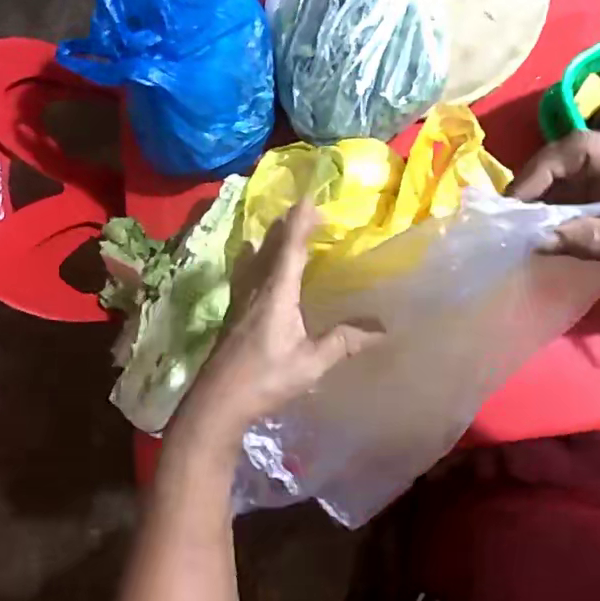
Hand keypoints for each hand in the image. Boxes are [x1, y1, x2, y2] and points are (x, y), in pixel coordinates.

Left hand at [165, 205, 382, 462]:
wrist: (217, 401)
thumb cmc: (264, 379)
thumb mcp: (310, 364)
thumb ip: (342, 342)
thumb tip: (381, 328)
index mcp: (276, 293)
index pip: (290, 249)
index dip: (300, 223)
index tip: (309, 200)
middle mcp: (256, 288)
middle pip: (270, 247)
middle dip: (287, 226)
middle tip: (304, 210)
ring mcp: (240, 299)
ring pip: (255, 258)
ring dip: (270, 239)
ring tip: (281, 227)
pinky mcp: (233, 312)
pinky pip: (246, 271)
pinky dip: (255, 257)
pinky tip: (251, 259)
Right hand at [508, 131, 599, 303]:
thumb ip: (594, 240)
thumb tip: (537, 239)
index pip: (582, 147)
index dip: (541, 171)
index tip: (516, 204)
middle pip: (576, 155)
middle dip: (540, 181)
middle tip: (512, 214)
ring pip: (579, 172)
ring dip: (549, 195)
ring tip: (523, 221)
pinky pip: (590, 190)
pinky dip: (565, 206)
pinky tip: (549, 225)